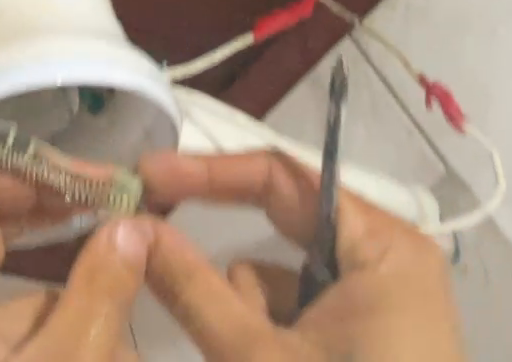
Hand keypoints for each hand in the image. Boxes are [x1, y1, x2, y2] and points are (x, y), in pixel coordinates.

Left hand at [0, 171, 150, 360]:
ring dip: (68, 285)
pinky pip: (5, 329)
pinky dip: (54, 326)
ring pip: (5, 285)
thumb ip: (99, 291)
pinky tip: (108, 332)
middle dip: (62, 223)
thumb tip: (133, 223)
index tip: (105, 178)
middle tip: (121, 205)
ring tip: (129, 265)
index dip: (43, 177)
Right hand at [138, 151, 464, 361]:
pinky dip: (260, 330)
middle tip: (149, 222)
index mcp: (381, 245)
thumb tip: (128, 226)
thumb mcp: (259, 360)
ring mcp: (376, 300)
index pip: (279, 174)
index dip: (207, 169)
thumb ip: (190, 285)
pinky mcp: (364, 339)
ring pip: (276, 271)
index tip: (145, 174)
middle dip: (219, 237)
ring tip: (246, 356)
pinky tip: (257, 360)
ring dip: (241, 307)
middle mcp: (383, 258)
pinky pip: (291, 309)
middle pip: (278, 218)